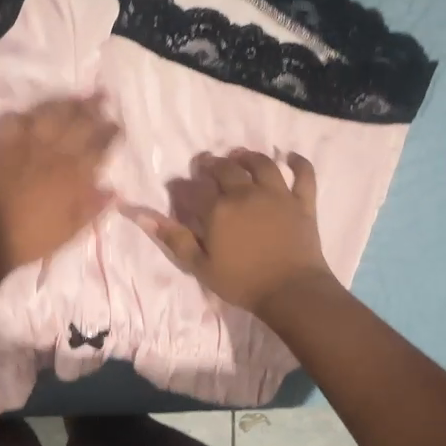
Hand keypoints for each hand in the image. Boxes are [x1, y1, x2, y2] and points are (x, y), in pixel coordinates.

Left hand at [0, 96, 119, 269]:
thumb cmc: (32, 239)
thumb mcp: (70, 231)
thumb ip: (92, 208)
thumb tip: (112, 190)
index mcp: (74, 175)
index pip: (99, 146)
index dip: (110, 133)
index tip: (117, 125)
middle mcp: (54, 153)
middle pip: (78, 122)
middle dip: (94, 108)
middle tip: (102, 98)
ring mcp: (26, 145)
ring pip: (50, 114)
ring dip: (65, 104)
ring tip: (75, 99)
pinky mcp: (2, 145)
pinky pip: (15, 119)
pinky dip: (25, 115)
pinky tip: (32, 116)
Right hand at [136, 149, 332, 313]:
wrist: (290, 290)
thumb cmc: (240, 282)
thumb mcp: (199, 265)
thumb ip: (174, 238)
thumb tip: (142, 216)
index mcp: (218, 209)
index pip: (194, 189)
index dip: (182, 186)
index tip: (176, 186)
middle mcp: (246, 193)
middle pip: (227, 169)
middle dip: (212, 164)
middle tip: (206, 165)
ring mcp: (277, 195)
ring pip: (262, 164)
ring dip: (248, 156)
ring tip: (239, 156)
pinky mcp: (302, 202)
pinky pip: (303, 175)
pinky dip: (298, 163)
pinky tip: (290, 156)